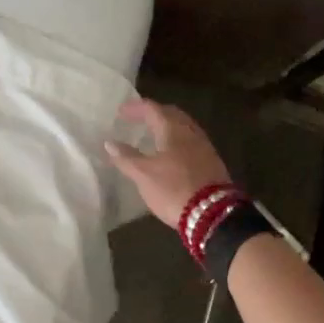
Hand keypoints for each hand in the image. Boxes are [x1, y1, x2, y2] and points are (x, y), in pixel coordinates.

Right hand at [105, 98, 231, 228]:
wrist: (214, 215)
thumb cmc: (174, 189)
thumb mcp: (143, 175)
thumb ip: (126, 157)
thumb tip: (109, 143)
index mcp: (173, 129)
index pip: (152, 108)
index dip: (135, 108)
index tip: (121, 112)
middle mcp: (190, 132)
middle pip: (171, 114)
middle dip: (153, 114)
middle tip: (138, 119)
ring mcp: (204, 147)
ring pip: (183, 128)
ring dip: (167, 127)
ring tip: (153, 136)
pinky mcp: (212, 162)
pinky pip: (191, 142)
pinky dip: (177, 141)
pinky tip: (171, 154)